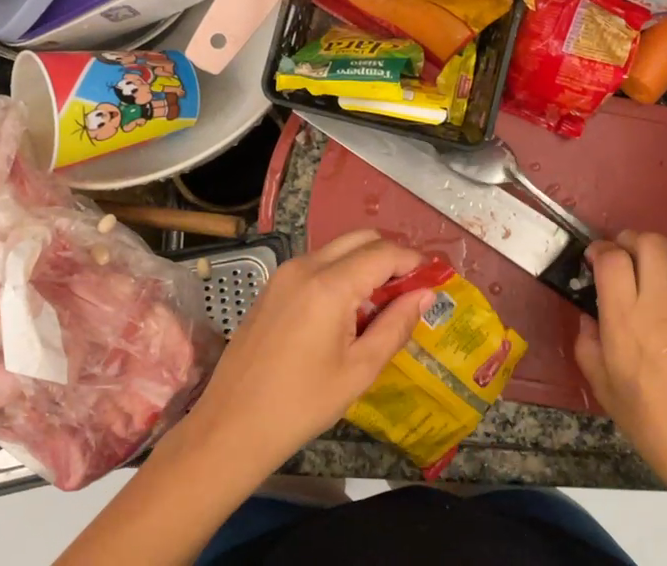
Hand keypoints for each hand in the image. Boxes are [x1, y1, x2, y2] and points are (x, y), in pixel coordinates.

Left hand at [183, 230, 431, 470]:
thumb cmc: (301, 404)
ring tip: (383, 305)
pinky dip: (341, 273)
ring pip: (337, 250)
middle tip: (411, 290)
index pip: (383, 253)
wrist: (231, 427)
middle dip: (390, 257)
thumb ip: (395, 326)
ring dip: (365, 264)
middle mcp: (305, 266)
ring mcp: (283, 274)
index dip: (414, 262)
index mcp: (329, 285)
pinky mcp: (272, 288)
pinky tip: (348, 312)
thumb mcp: (359, 370)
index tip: (435, 279)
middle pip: (360, 239)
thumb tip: (425, 295)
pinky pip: (317, 265)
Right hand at [574, 231, 666, 488]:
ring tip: (649, 269)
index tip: (592, 258)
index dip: (600, 249)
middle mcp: (660, 302)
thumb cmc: (648, 420)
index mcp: (626, 318)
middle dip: (631, 240)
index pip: (613, 258)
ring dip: (660, 252)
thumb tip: (588, 319)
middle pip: (650, 242)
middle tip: (621, 255)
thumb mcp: (602, 386)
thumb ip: (588, 345)